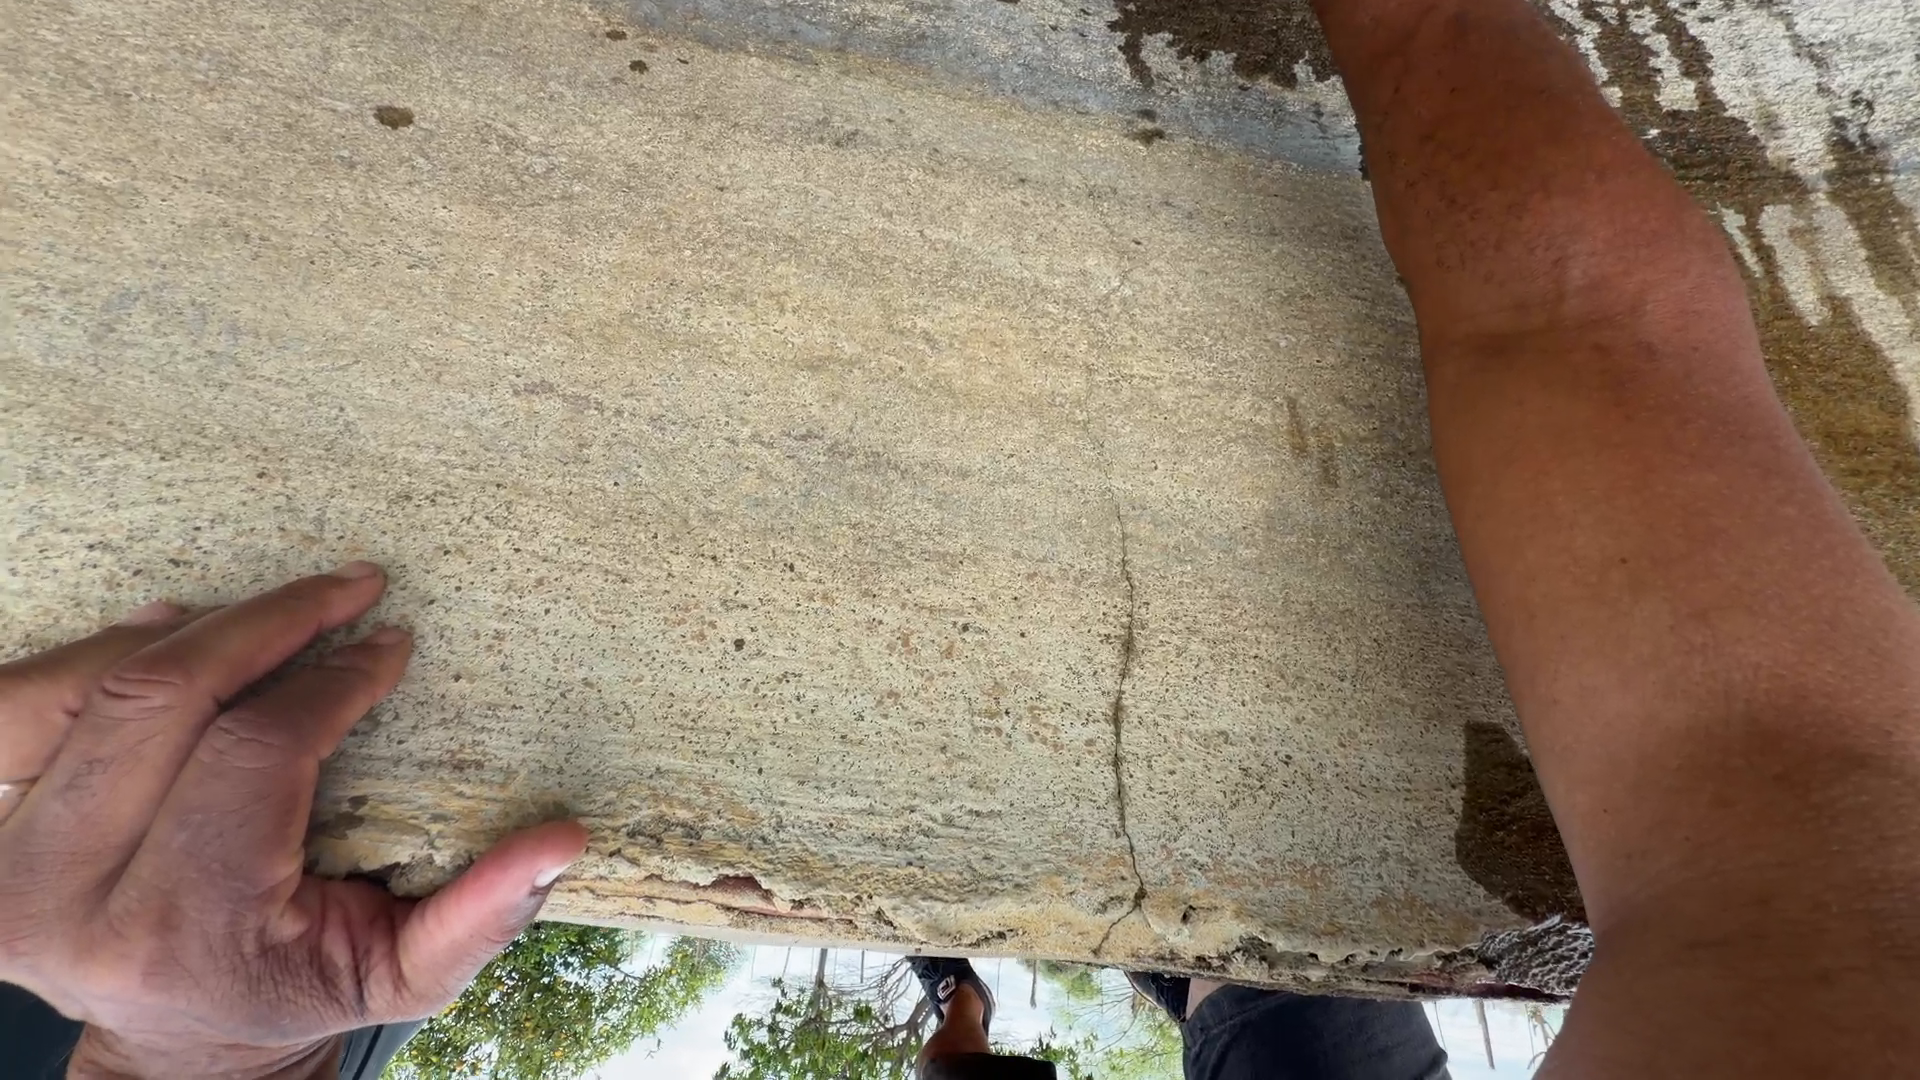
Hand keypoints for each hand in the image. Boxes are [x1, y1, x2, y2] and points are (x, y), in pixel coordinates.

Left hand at [0, 564, 588, 1079]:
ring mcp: (3, 867)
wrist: (187, 1043)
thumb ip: (487, 911)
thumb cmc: (311, 989)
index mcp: (188, 921)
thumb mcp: (416, 970)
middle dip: (271, 622)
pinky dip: (96, 654)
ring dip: (190, 630)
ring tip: (282, 607)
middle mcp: (64, 897)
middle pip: (157, 702)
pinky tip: (173, 627)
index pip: (257, 752)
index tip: (396, 644)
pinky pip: (8, 713)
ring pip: (68, 693)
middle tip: (354, 588)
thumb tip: (566, 841)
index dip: (336, 680)